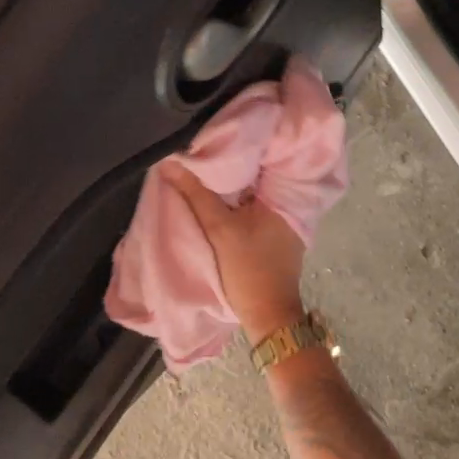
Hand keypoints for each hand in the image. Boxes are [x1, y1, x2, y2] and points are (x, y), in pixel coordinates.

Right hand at [167, 164, 306, 341]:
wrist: (268, 315)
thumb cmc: (248, 269)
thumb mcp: (219, 229)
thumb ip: (196, 195)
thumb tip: (170, 163)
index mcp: (282, 194)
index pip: (255, 159)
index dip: (227, 149)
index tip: (201, 143)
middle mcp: (288, 201)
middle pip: (251, 176)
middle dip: (225, 168)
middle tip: (195, 156)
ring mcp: (283, 219)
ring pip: (249, 193)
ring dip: (228, 188)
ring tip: (200, 172)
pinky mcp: (275, 234)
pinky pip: (250, 209)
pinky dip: (234, 204)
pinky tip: (214, 199)